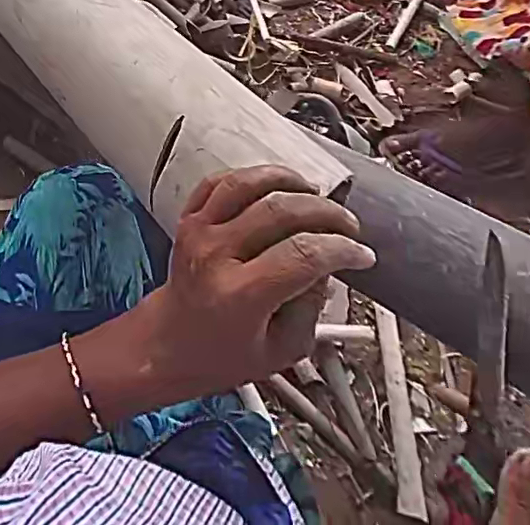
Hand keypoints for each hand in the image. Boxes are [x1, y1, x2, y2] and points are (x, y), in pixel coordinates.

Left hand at [99, 166, 374, 405]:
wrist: (169, 342)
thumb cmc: (223, 353)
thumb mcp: (282, 350)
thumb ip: (312, 308)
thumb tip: (328, 266)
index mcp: (239, 296)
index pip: (301, 255)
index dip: (341, 249)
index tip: (360, 254)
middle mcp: (215, 255)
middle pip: (279, 211)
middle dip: (325, 212)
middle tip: (347, 224)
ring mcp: (199, 231)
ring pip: (247, 184)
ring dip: (288, 180)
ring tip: (314, 193)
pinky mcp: (188, 216)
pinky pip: (220, 180)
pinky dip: (251, 176)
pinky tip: (274, 185)